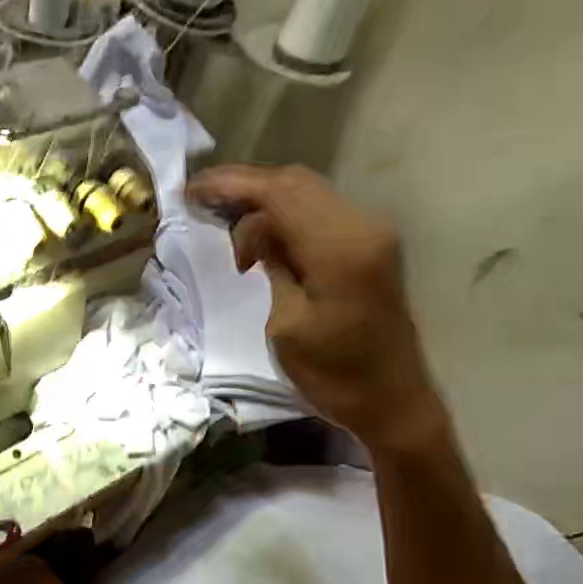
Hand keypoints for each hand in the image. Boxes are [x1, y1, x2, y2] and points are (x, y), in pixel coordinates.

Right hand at [187, 164, 444, 449]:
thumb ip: (273, 262)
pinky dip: (286, 214)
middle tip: (202, 205)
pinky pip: (321, 212)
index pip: (278, 193)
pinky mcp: (371, 245)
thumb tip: (253, 227)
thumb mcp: (286, 325)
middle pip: (294, 182)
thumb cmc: (334, 376)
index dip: (230, 185)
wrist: (392, 402)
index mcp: (340, 248)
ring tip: (225, 223)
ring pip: (308, 193)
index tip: (190, 192)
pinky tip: (261, 236)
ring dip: (264, 200)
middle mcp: (362, 226)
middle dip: (244, 187)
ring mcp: (371, 232)